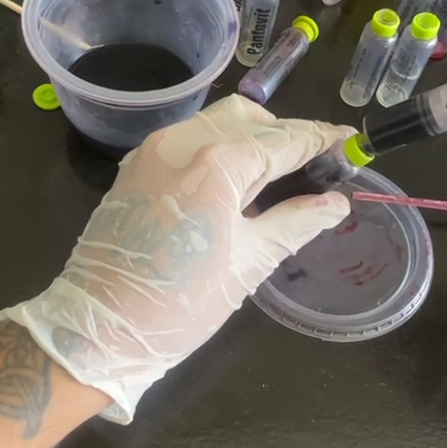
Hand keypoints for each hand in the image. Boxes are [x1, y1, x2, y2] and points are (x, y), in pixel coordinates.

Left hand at [0, 96, 351, 420]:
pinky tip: (231, 187)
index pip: (283, 138)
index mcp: (216, 162)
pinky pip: (186, 143)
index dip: (321, 138)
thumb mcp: (248, 264)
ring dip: (250, 140)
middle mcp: (181, 142)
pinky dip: (217, 151)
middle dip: (284, 135)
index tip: (349, 139)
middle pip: (248, 119)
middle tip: (310, 167)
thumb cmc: (180, 303)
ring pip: (214, 125)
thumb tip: (335, 204)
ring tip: (274, 180)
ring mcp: (152, 153)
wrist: (98, 328)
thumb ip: (296, 222)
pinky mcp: (134, 170)